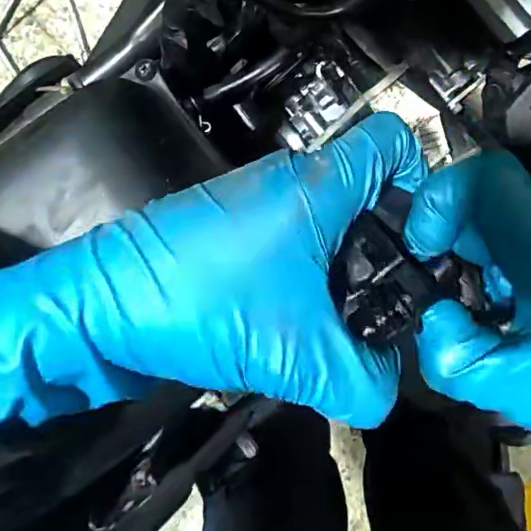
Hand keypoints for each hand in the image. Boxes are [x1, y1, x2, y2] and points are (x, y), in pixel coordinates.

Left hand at [0, 113, 427, 431]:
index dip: (425, 185)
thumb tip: (385, 386)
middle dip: (385, 248)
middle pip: (365, 192)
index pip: (393, 144)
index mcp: (314, 185)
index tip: (428, 244)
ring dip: (340, 269)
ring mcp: (252, 199)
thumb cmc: (200, 304)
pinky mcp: (227, 225)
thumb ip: (364, 380)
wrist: (102, 305)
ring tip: (342, 323)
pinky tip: (295, 319)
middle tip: (392, 303)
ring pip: (325, 221)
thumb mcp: (298, 354)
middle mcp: (285, 179)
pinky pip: (288, 238)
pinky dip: (304, 273)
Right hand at [404, 153, 530, 530]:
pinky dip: (522, 250)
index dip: (437, 202)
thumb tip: (431, 311)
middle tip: (462, 289)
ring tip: (502, 302)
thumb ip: (446, 350)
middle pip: (493, 192)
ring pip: (518, 207)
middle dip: (461, 236)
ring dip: (492, 247)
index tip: (429, 249)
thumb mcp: (512, 388)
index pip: (480, 177)